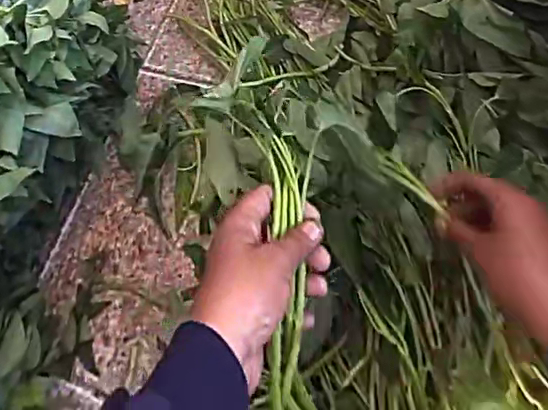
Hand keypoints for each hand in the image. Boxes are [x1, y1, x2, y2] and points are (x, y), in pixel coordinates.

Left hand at [189, 185, 331, 393]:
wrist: (224, 350)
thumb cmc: (248, 292)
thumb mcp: (277, 261)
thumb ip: (297, 241)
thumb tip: (312, 225)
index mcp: (239, 225)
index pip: (265, 197)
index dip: (291, 201)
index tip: (314, 218)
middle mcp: (240, 245)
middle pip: (276, 233)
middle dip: (303, 244)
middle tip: (323, 258)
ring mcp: (244, 276)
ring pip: (279, 265)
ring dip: (303, 275)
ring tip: (321, 287)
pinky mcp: (251, 305)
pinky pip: (277, 295)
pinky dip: (293, 302)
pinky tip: (308, 314)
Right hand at [434, 172, 547, 347]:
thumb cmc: (516, 275)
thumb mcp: (480, 252)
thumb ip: (458, 230)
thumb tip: (441, 219)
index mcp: (511, 198)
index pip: (472, 179)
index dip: (448, 185)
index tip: (429, 197)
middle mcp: (528, 204)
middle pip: (488, 194)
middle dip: (463, 205)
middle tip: (443, 222)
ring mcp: (541, 224)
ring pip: (502, 212)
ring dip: (478, 220)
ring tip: (459, 239)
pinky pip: (515, 226)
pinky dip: (495, 231)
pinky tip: (483, 251)